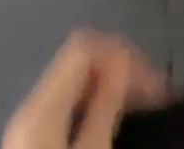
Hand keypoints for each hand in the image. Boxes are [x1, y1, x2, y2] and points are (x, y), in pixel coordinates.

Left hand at [4, 30, 166, 148]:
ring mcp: (30, 121)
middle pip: (79, 61)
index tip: (149, 78)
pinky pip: (70, 101)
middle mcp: (32, 105)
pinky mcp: (34, 137)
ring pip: (77, 80)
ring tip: (141, 104)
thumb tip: (123, 59)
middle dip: (119, 68)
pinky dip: (95, 100)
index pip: (83, 47)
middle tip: (152, 93)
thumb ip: (105, 103)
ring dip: (111, 84)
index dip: (120, 52)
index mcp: (41, 105)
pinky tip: (114, 117)